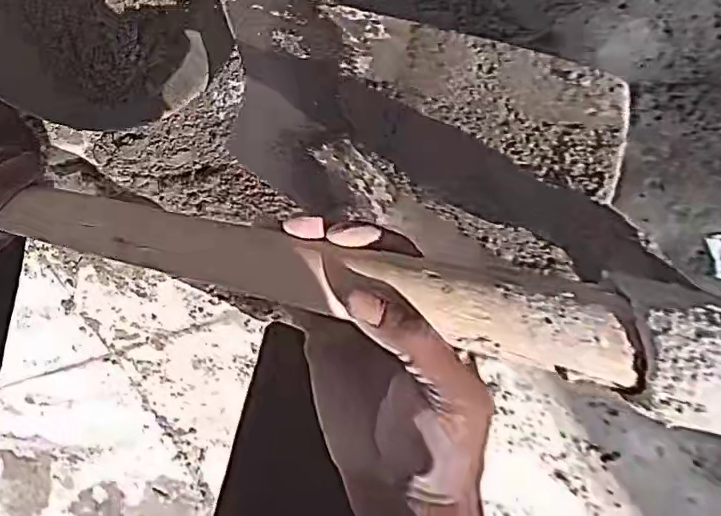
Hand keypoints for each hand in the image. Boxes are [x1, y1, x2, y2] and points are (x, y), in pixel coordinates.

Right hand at [283, 218, 493, 513]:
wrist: (399, 493)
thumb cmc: (444, 451)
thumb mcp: (450, 396)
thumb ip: (415, 341)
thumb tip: (365, 295)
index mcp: (429, 315)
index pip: (403, 260)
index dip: (375, 239)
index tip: (346, 237)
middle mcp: (389, 308)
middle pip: (357, 253)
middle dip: (331, 233)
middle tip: (307, 230)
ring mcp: (352, 318)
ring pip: (325, 265)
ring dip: (304, 246)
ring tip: (285, 235)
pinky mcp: (321, 334)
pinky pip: (298, 294)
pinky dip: (281, 275)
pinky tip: (270, 262)